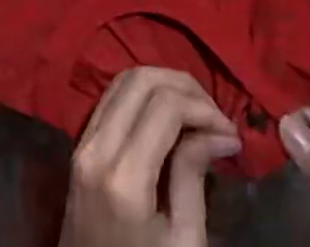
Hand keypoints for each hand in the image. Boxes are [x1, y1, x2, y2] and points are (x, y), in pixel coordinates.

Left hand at [59, 68, 241, 246]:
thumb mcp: (182, 241)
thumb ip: (193, 176)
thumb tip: (220, 131)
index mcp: (123, 178)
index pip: (165, 105)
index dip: (203, 108)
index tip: (230, 131)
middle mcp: (95, 149)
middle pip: (142, 79)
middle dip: (185, 87)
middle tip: (215, 116)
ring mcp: (81, 143)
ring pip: (124, 79)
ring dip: (164, 83)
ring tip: (196, 111)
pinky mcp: (79, 144)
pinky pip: (112, 96)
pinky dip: (144, 92)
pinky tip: (169, 113)